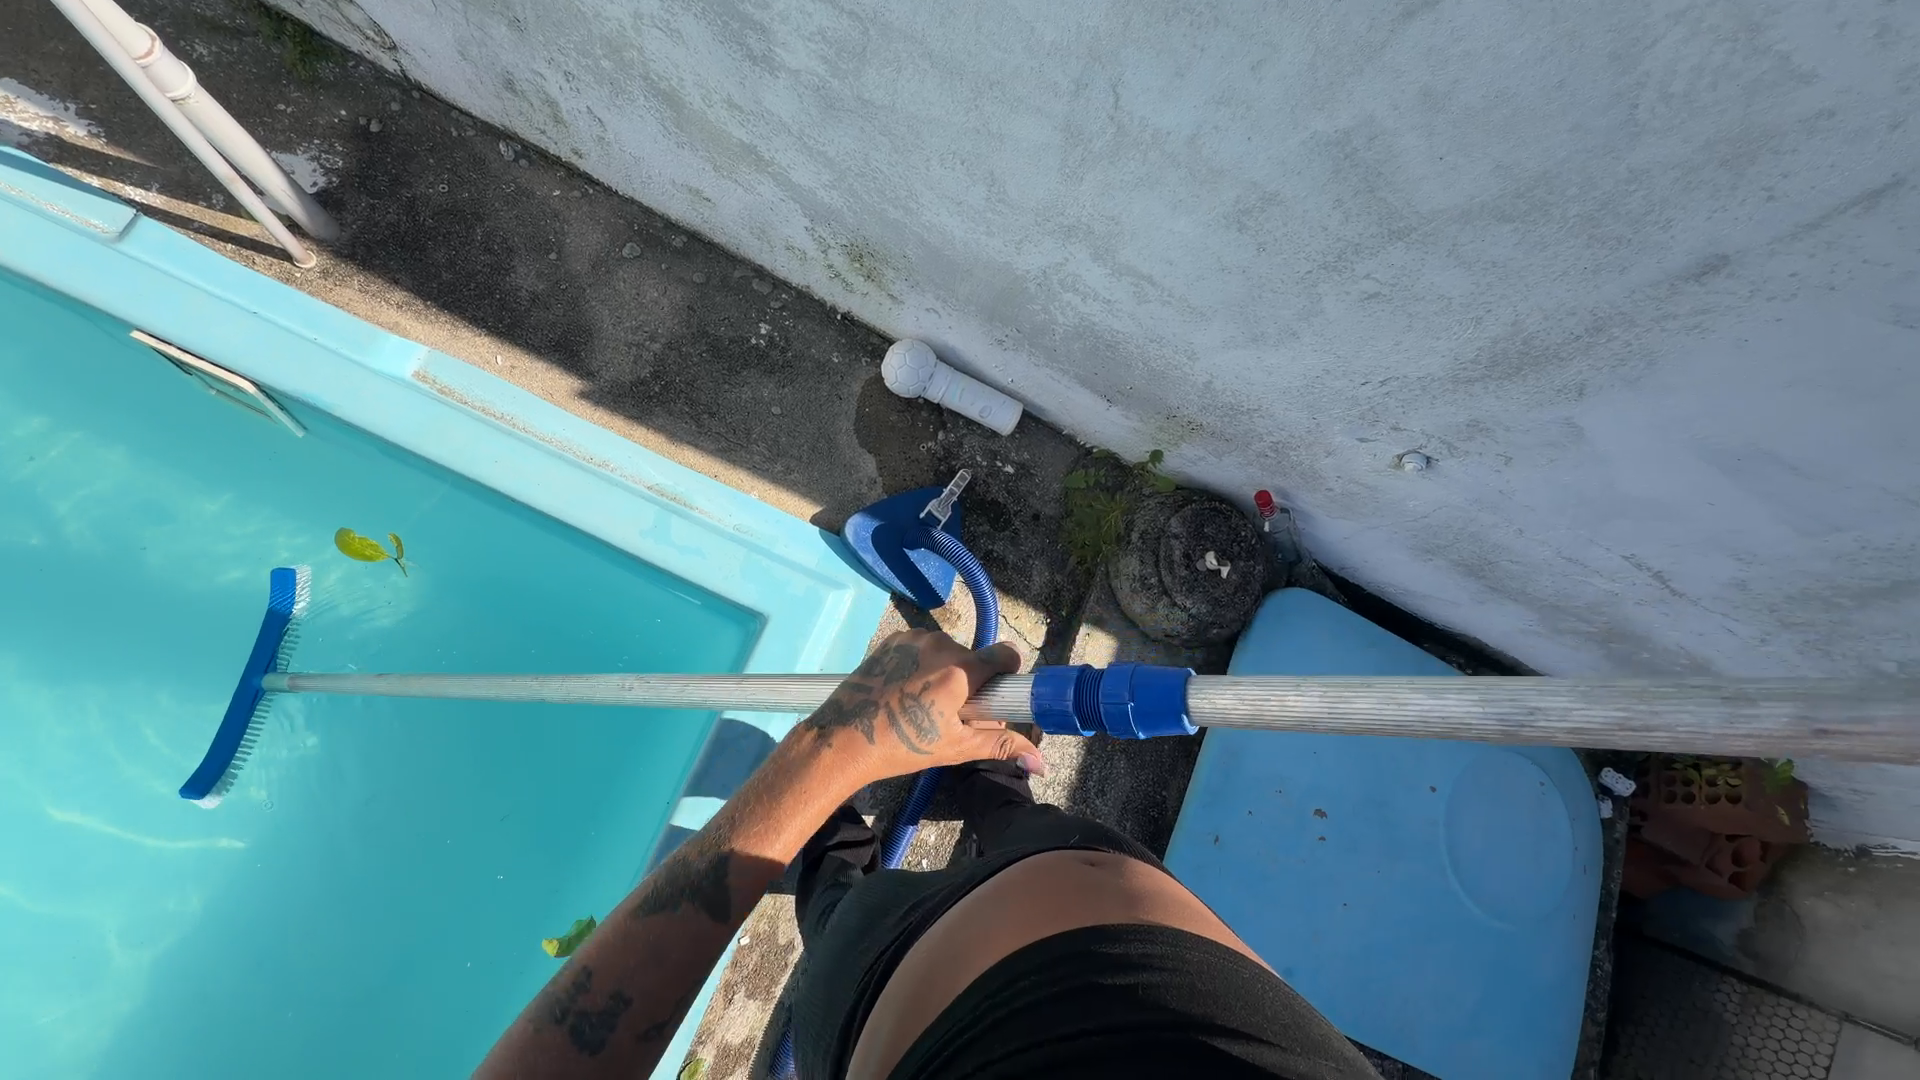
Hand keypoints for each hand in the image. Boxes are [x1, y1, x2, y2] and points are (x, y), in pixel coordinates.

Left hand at [795, 629, 1039, 790]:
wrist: (843, 738)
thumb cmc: (903, 746)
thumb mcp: (956, 748)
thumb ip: (1001, 745)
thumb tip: (1040, 762)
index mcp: (961, 670)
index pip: (1006, 653)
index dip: (1007, 672)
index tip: (996, 693)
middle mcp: (940, 645)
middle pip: (973, 657)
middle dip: (971, 681)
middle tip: (952, 712)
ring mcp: (914, 638)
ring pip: (947, 651)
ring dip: (945, 670)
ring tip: (923, 703)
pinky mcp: (893, 638)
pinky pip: (922, 646)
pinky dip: (921, 663)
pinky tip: (905, 689)